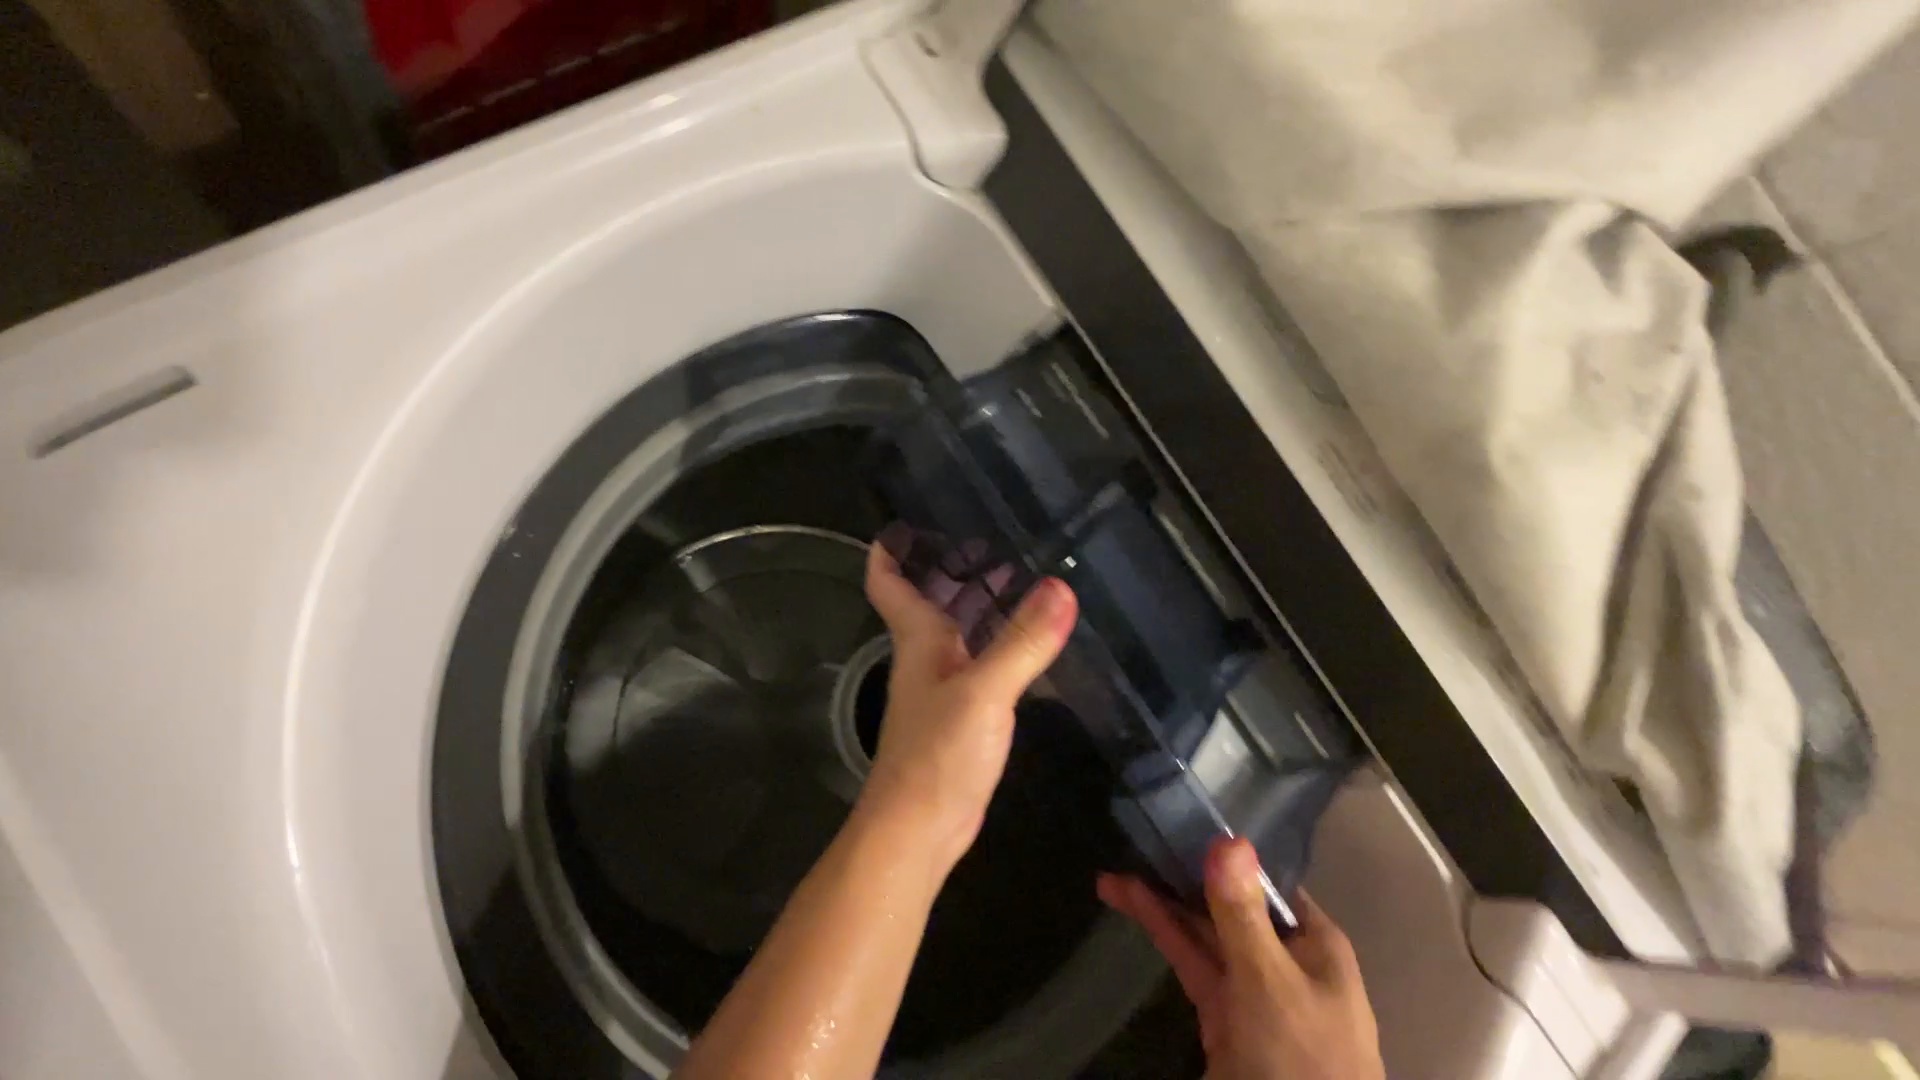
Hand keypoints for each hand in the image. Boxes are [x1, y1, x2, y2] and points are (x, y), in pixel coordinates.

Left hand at [858, 542, 1077, 875]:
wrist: (918, 828)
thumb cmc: (937, 753)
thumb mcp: (984, 692)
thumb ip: (1022, 642)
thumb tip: (1061, 587)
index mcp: (919, 638)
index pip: (889, 580)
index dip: (892, 547)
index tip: (912, 516)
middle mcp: (926, 655)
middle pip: (932, 597)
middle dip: (955, 564)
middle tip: (996, 530)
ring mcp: (944, 686)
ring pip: (959, 629)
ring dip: (982, 600)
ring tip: (1025, 569)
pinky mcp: (963, 715)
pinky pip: (980, 661)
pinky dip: (1001, 641)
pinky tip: (1033, 636)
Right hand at [1098, 839, 1384, 1079]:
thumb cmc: (1302, 1057)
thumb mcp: (1270, 981)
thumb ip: (1241, 912)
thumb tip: (1229, 838)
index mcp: (1313, 943)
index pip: (1265, 880)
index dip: (1224, 853)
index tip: (1180, 819)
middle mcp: (1283, 958)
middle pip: (1227, 903)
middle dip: (1182, 875)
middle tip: (1135, 840)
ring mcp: (1250, 989)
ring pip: (1202, 932)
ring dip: (1162, 903)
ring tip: (1113, 874)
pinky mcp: (1222, 1016)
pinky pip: (1190, 962)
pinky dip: (1163, 934)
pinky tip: (1132, 906)